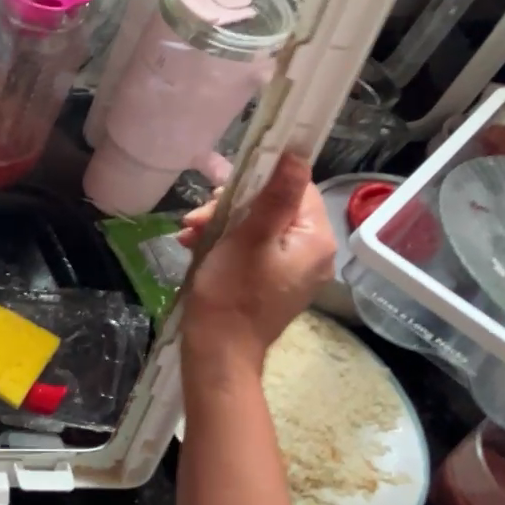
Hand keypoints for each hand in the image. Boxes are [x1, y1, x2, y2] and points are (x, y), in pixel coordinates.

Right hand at [177, 154, 334, 370]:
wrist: (218, 349)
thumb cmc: (232, 291)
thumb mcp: (249, 236)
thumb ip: (276, 195)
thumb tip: (298, 154)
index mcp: (315, 240)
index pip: (296, 188)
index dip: (258, 182)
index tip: (222, 191)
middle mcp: (312, 253)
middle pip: (273, 206)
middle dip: (230, 205)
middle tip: (197, 217)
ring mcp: (291, 269)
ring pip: (256, 225)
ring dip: (220, 222)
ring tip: (190, 232)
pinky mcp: (271, 280)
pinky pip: (250, 246)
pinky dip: (223, 241)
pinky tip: (194, 245)